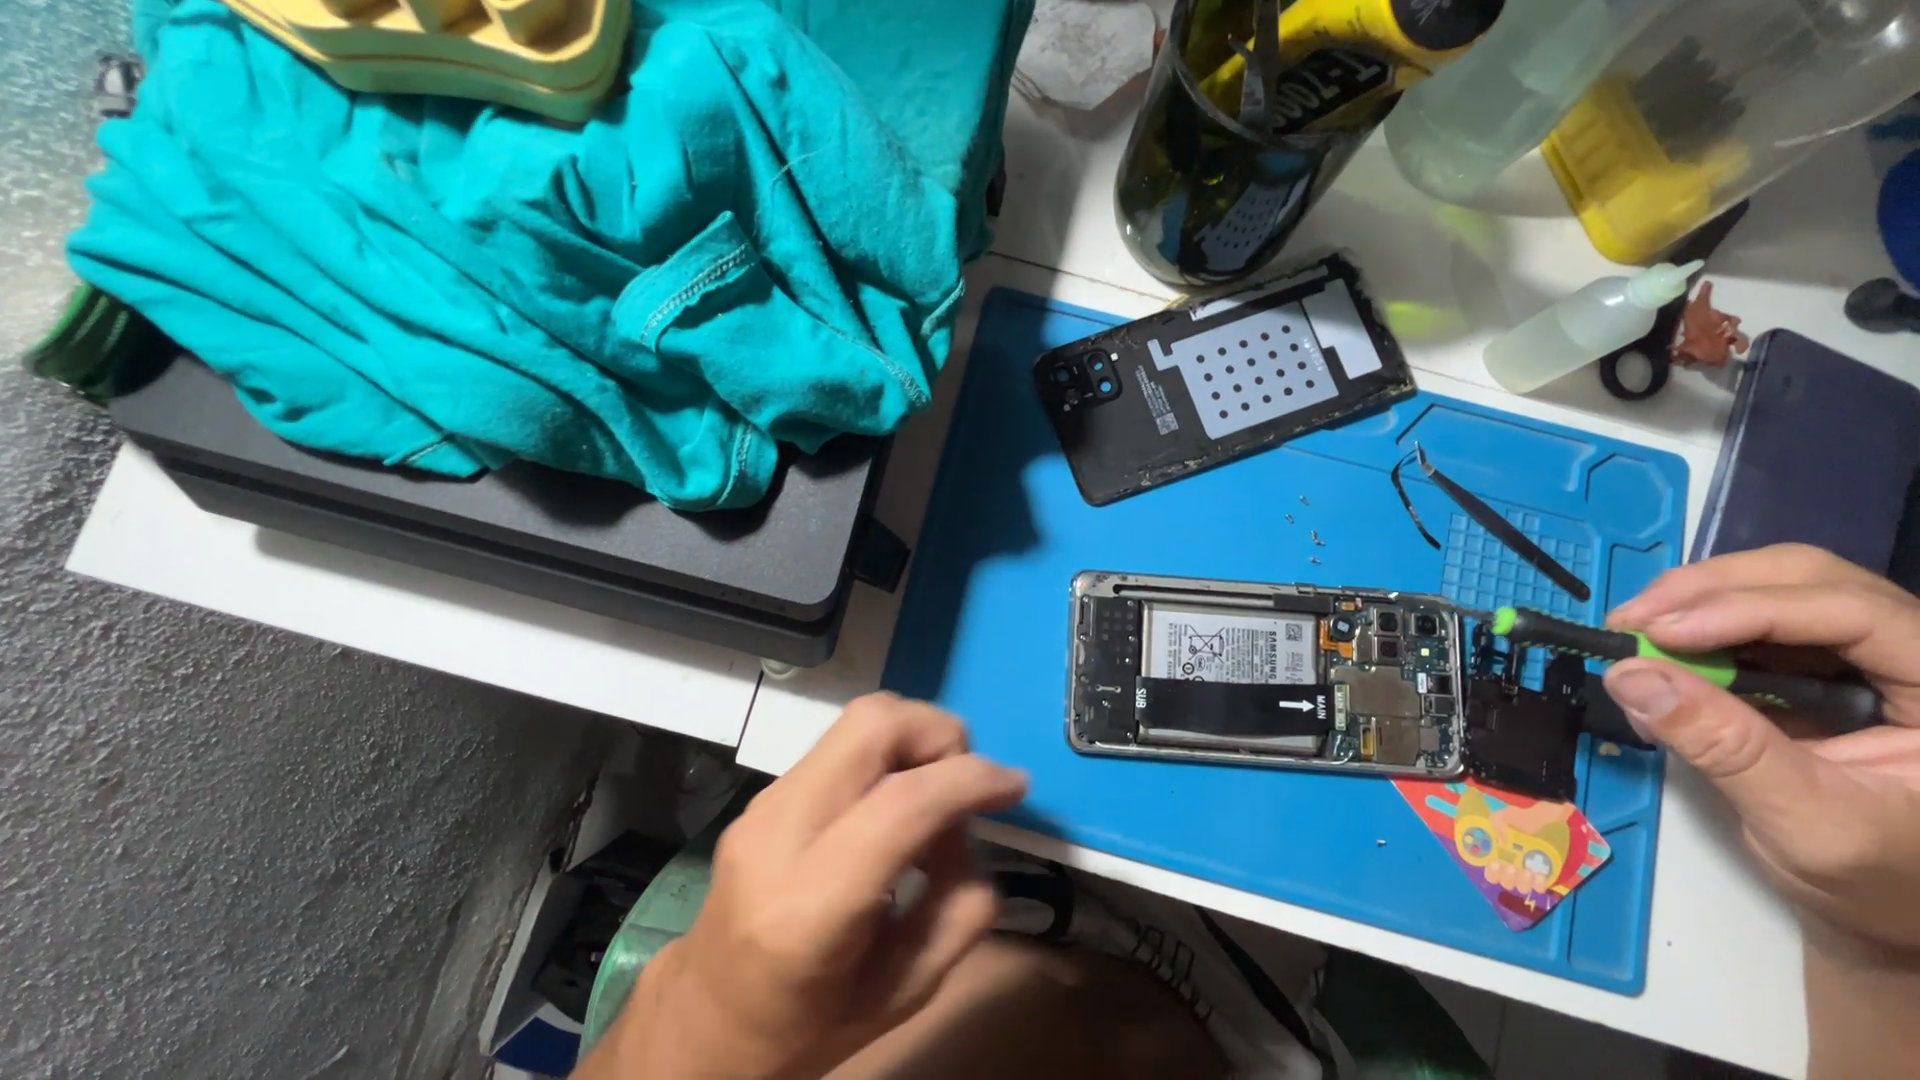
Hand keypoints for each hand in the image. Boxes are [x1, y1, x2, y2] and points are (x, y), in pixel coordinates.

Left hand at [588, 693, 1027, 1079]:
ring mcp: (763, 805)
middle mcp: (778, 835)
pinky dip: (889, 756)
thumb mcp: (906, 992)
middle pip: (872, 725)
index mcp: (810, 908)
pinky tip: (895, 808)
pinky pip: (842, 745)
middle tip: (966, 785)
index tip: (1015, 786)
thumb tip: (973, 832)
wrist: (709, 1017)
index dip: (969, 780)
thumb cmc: (810, 1025)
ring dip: (915, 742)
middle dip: (939, 734)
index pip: (900, 804)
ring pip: (857, 720)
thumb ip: (960, 911)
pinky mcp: (764, 793)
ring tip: (933, 803)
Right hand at [1482, 800, 1572, 894]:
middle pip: (1504, 882)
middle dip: (1506, 877)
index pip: (1490, 871)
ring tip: (1527, 871)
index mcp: (1499, 852)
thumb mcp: (1507, 814)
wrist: (1550, 814)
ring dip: (1522, 882)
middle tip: (1511, 867)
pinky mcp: (1545, 874)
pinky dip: (1538, 884)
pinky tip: (1539, 875)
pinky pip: (1540, 887)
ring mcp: (1529, 870)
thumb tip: (1501, 841)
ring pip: (1521, 888)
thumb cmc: (1525, 815)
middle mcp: (1512, 864)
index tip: (1496, 863)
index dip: (1491, 872)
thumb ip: (1498, 823)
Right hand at [1603, 544, 1919, 951]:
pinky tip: (1658, 649)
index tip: (1659, 633)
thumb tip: (1629, 675)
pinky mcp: (1821, 666)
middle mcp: (1917, 655)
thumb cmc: (1876, 881)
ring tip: (1635, 632)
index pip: (1857, 614)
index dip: (1752, 610)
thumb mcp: (1805, 823)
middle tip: (1634, 621)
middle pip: (1814, 578)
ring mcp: (1869, 656)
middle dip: (1713, 589)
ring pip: (1781, 586)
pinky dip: (1697, 626)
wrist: (1890, 910)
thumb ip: (1724, 747)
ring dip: (1697, 600)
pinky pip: (1755, 621)